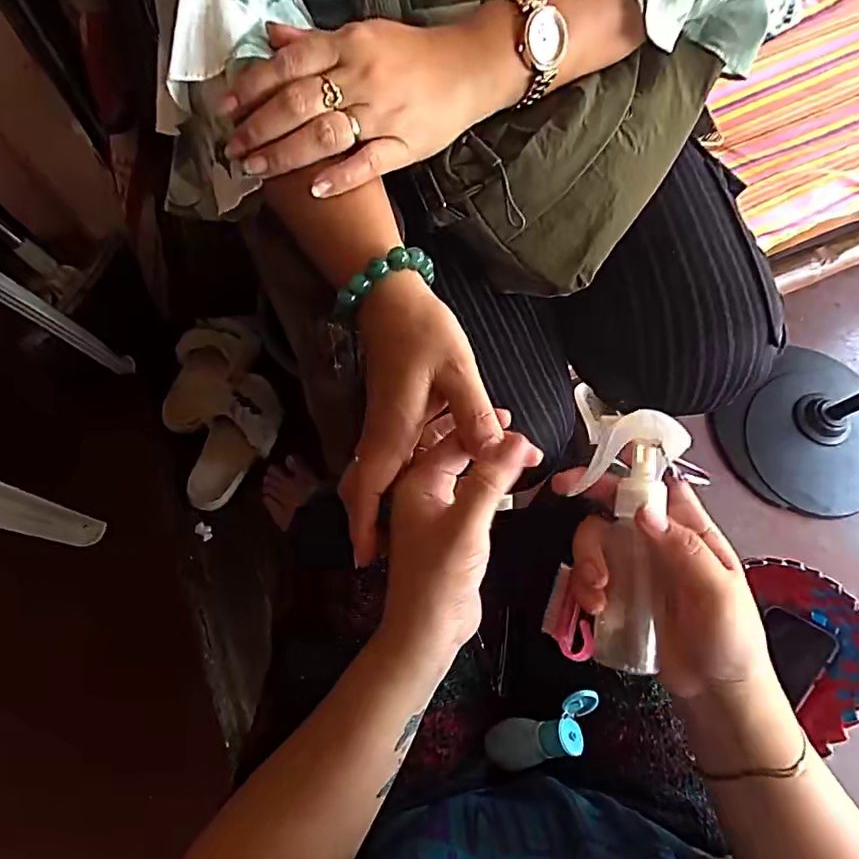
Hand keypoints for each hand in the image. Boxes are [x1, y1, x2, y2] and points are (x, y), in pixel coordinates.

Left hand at [222, 15, 522, 196]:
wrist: (470, 68)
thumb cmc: (410, 55)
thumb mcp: (362, 36)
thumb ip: (314, 41)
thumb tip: (270, 36)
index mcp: (350, 46)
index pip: (290, 65)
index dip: (253, 87)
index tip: (226, 107)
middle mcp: (362, 77)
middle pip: (300, 103)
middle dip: (260, 127)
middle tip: (233, 148)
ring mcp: (383, 114)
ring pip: (326, 135)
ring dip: (286, 154)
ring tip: (256, 169)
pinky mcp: (404, 145)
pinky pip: (368, 163)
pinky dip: (340, 177)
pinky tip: (314, 190)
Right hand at [340, 273, 502, 565]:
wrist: (391, 300)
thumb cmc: (423, 331)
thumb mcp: (458, 371)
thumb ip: (476, 416)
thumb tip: (496, 457)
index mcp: (394, 431)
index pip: (369, 487)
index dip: (363, 524)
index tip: (365, 558)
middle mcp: (381, 436)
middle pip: (366, 489)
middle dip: (372, 524)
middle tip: (386, 554)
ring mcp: (383, 427)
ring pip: (380, 476)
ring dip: (391, 503)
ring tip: (407, 527)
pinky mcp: (391, 418)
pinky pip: (394, 458)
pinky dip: (409, 476)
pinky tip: (438, 480)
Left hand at [383, 428, 541, 648]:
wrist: (426, 628)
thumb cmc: (438, 578)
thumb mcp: (468, 524)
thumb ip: (491, 480)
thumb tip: (516, 440)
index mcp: (415, 483)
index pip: (453, 442)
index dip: (487, 432)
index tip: (521, 429)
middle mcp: (419, 492)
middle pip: (454, 453)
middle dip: (487, 441)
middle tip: (524, 438)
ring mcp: (431, 511)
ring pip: (461, 473)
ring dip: (488, 462)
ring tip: (519, 453)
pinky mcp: (445, 530)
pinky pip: (466, 494)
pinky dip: (485, 484)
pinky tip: (502, 482)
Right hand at [550, 468, 775, 701]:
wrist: (716, 692)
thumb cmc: (732, 640)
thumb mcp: (719, 593)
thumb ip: (685, 549)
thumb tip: (645, 511)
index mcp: (690, 532)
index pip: (654, 488)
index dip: (622, 474)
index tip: (586, 478)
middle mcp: (656, 543)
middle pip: (609, 512)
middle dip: (589, 523)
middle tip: (584, 544)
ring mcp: (634, 568)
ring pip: (592, 542)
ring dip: (585, 563)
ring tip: (598, 594)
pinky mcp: (617, 593)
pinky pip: (587, 577)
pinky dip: (582, 588)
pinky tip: (596, 609)